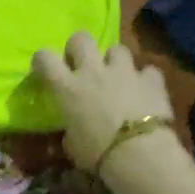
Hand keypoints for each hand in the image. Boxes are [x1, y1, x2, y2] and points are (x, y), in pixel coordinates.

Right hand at [32, 31, 174, 169]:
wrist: (139, 154)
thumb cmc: (97, 153)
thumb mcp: (72, 144)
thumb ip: (70, 129)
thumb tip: (73, 130)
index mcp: (67, 87)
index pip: (44, 57)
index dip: (43, 59)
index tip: (46, 69)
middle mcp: (93, 71)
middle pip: (81, 39)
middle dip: (80, 47)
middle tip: (83, 65)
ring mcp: (124, 72)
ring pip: (117, 48)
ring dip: (114, 60)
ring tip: (117, 77)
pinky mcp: (151, 79)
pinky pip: (147, 70)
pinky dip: (144, 79)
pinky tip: (144, 91)